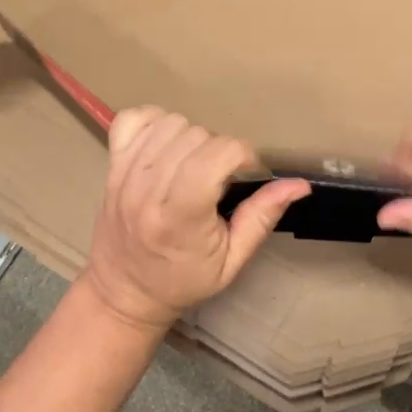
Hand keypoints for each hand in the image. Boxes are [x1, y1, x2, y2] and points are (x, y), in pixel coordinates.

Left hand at [80, 107, 310, 330]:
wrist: (122, 292)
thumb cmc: (182, 280)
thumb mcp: (232, 260)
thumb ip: (262, 217)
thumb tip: (300, 184)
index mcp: (180, 216)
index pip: (217, 154)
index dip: (241, 156)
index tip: (244, 175)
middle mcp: (148, 188)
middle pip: (197, 135)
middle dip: (219, 149)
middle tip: (219, 176)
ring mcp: (125, 173)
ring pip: (170, 123)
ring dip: (192, 136)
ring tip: (194, 163)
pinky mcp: (111, 164)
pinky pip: (134, 118)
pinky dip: (156, 123)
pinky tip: (167, 144)